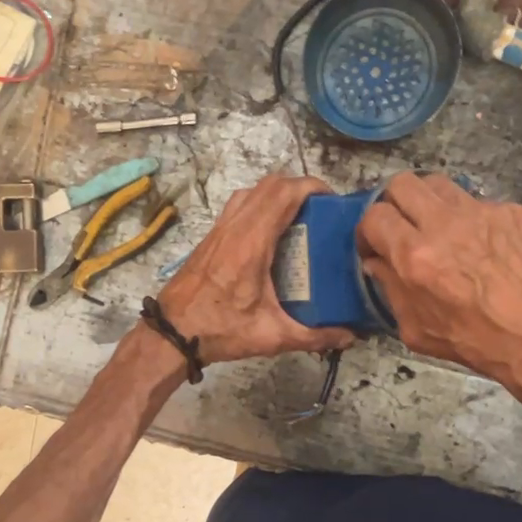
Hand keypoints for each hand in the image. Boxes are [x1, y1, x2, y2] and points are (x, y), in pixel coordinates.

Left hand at [156, 176, 356, 363]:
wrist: (171, 334)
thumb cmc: (220, 330)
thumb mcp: (272, 336)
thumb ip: (314, 336)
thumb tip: (350, 337)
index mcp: (252, 241)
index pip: (285, 192)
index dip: (312, 187)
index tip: (332, 200)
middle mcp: (235, 226)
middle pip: (270, 184)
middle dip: (299, 188)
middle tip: (320, 211)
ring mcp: (219, 229)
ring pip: (251, 192)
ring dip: (276, 195)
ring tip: (298, 219)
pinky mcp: (210, 238)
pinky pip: (238, 207)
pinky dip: (258, 207)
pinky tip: (271, 236)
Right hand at [357, 173, 521, 388]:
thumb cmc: (470, 339)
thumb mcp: (414, 328)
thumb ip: (391, 288)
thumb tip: (378, 263)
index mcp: (415, 256)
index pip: (375, 216)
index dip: (367, 230)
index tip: (374, 245)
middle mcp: (444, 225)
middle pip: (402, 184)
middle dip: (392, 203)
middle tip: (399, 225)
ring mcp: (480, 212)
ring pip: (438, 183)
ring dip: (427, 202)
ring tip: (434, 226)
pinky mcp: (509, 211)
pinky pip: (476, 202)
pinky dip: (467, 219)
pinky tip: (476, 244)